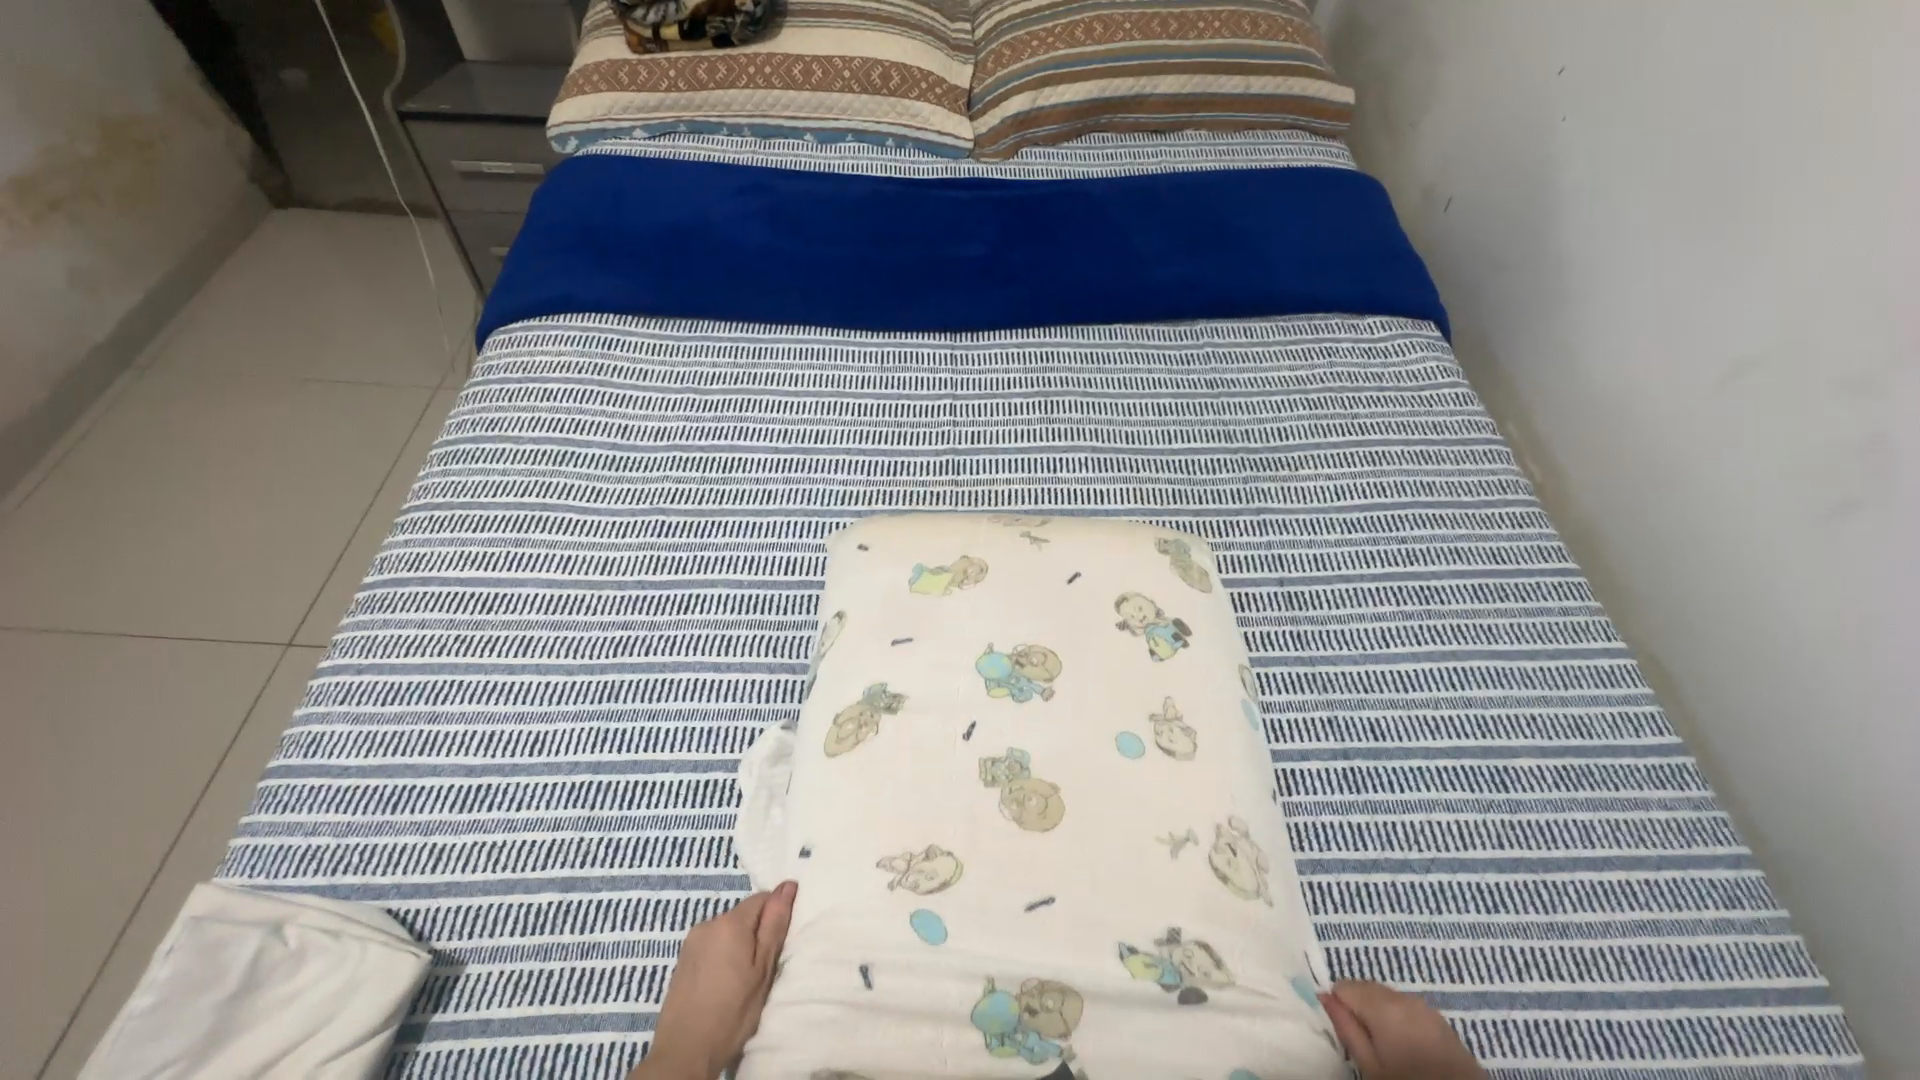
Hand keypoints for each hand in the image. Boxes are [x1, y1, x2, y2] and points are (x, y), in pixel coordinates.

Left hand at [630, 880, 796, 1079]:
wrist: (685, 1050)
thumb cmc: (733, 1011)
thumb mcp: (763, 969)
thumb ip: (775, 925)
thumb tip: (788, 886)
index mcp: (730, 922)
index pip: (762, 898)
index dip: (775, 916)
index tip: (778, 944)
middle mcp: (707, 923)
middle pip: (743, 915)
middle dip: (755, 933)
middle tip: (760, 969)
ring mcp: (691, 942)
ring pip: (726, 932)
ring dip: (737, 946)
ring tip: (740, 980)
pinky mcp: (681, 960)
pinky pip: (710, 946)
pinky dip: (720, 957)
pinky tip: (721, 985)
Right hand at [1320, 980, 1485, 1079]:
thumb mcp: (1370, 1065)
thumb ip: (1345, 1027)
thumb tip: (1323, 996)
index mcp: (1382, 1004)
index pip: (1342, 986)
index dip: (1338, 1007)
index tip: (1345, 1032)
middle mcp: (1403, 996)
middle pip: (1365, 988)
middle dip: (1359, 1008)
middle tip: (1364, 1043)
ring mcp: (1425, 1006)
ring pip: (1386, 997)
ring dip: (1379, 1014)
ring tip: (1386, 1048)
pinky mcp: (1440, 1020)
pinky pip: (1407, 1008)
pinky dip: (1399, 1020)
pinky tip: (1407, 1047)